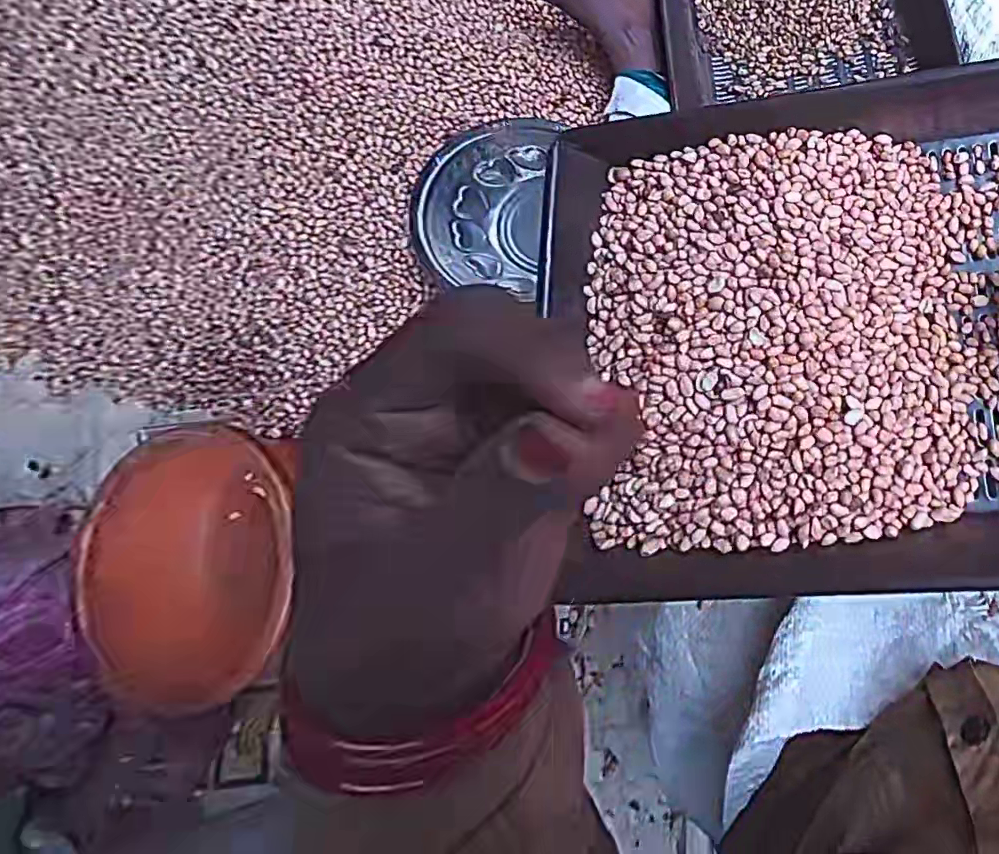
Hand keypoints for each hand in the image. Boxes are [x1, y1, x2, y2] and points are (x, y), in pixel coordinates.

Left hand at [286, 287, 641, 738]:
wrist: (426, 671)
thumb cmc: (411, 629)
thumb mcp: (454, 574)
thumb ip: (514, 493)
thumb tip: (581, 428)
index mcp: (378, 409)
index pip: (456, 332)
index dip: (533, 351)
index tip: (595, 407)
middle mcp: (433, 390)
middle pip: (516, 329)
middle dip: (573, 370)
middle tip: (615, 424)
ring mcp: (486, 405)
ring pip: (560, 354)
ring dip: (600, 389)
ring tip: (619, 442)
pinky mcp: (534, 425)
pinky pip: (585, 393)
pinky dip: (612, 412)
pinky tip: (620, 444)